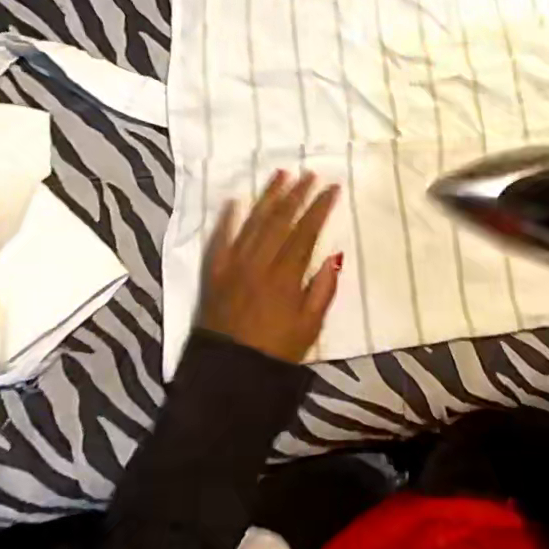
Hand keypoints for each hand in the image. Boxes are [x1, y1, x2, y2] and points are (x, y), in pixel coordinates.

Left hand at [199, 170, 341, 362]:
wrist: (227, 376)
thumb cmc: (276, 352)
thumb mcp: (310, 326)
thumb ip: (323, 289)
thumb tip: (334, 256)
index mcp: (285, 277)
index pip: (306, 232)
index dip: (320, 207)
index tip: (332, 188)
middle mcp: (258, 264)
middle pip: (280, 221)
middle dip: (297, 194)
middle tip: (309, 173)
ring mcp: (233, 266)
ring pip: (253, 223)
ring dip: (268, 197)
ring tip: (280, 174)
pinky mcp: (214, 274)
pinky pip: (221, 240)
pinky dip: (228, 220)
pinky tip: (235, 202)